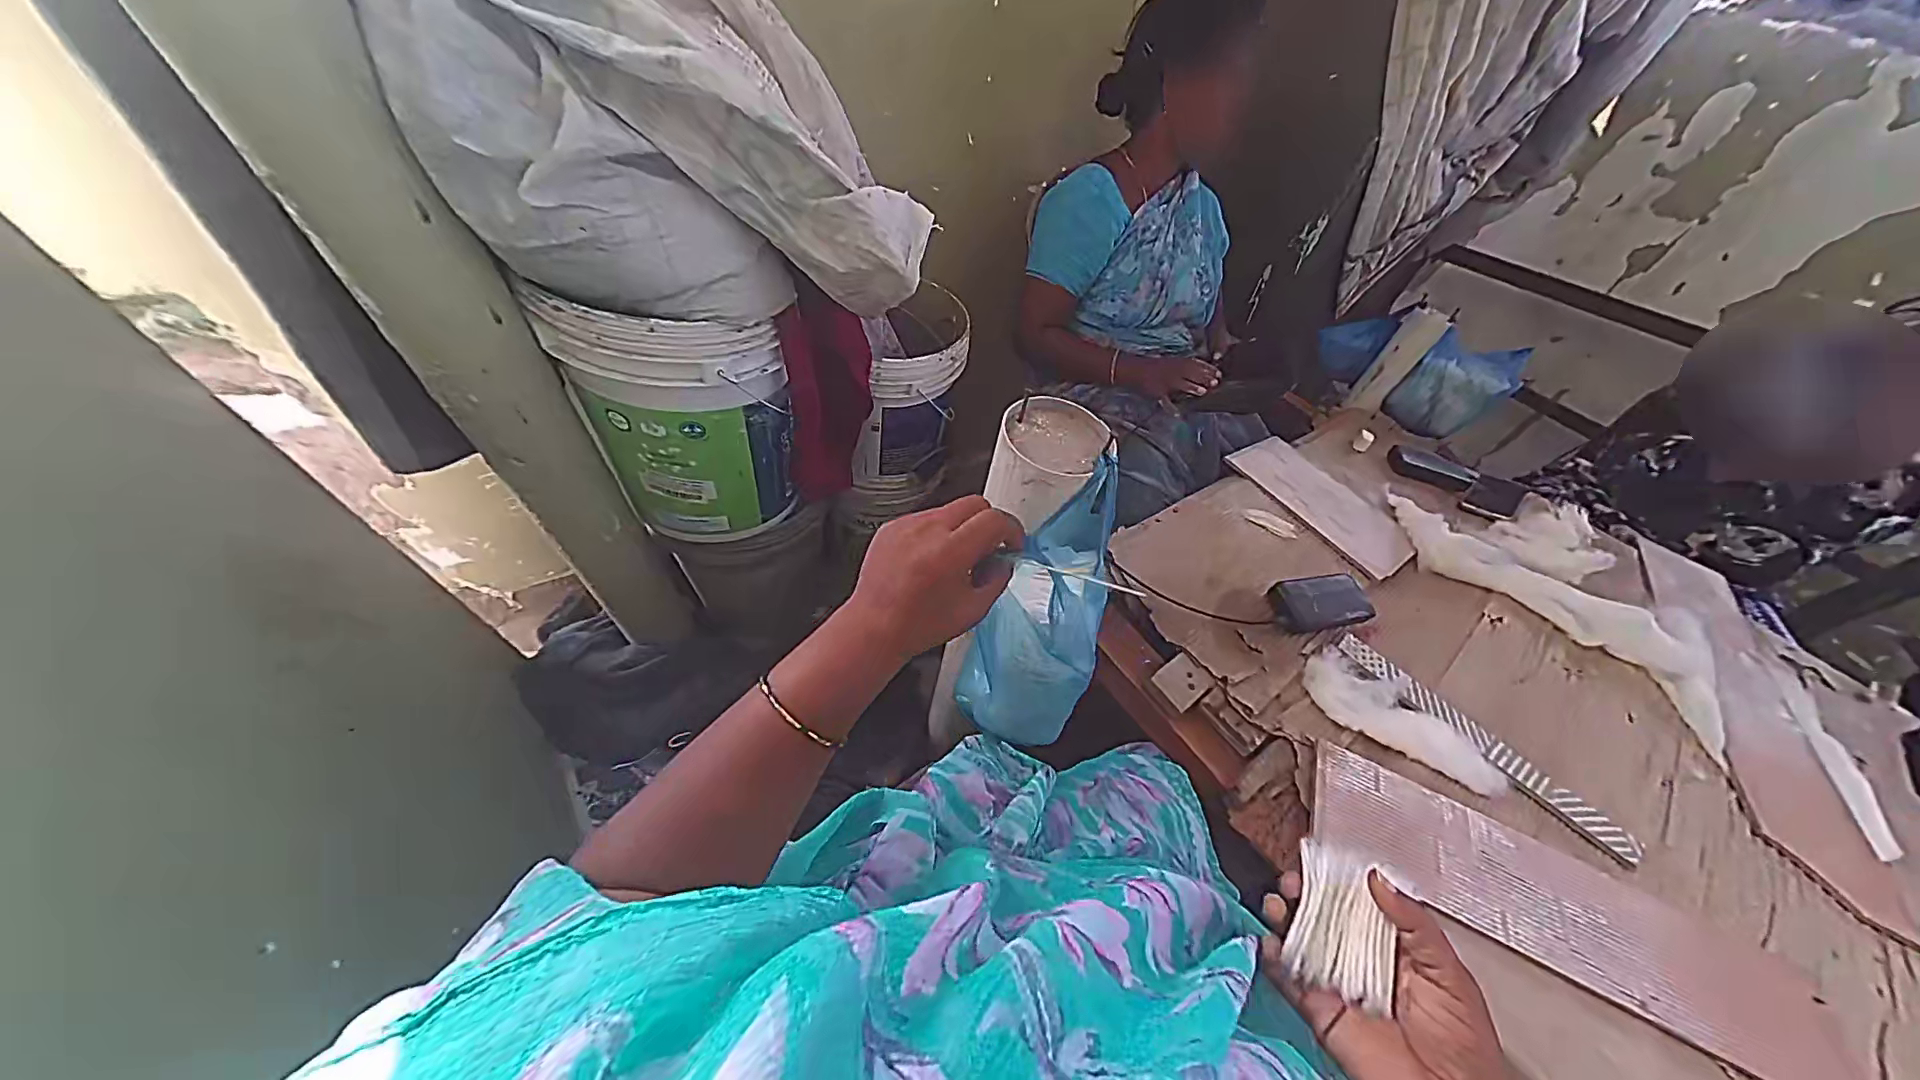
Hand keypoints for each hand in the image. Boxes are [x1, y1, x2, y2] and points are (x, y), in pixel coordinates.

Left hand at [838, 495, 1024, 660]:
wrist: (874, 628)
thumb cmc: (917, 625)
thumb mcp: (973, 610)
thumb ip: (997, 579)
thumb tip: (1004, 561)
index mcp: (950, 551)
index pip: (994, 519)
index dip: (1012, 530)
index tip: (1012, 543)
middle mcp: (927, 531)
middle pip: (975, 504)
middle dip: (990, 523)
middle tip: (990, 547)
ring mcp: (907, 526)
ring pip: (950, 509)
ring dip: (962, 528)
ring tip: (956, 560)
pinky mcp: (892, 527)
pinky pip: (925, 518)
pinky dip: (936, 533)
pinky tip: (932, 559)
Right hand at [1121, 354, 1221, 401]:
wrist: (1134, 369)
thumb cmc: (1153, 366)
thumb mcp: (1170, 362)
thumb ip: (1183, 366)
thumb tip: (1200, 370)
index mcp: (1177, 363)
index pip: (1196, 364)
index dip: (1208, 368)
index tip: (1219, 372)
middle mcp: (1173, 371)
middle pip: (1192, 374)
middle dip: (1204, 378)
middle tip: (1215, 382)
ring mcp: (1166, 382)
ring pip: (1182, 384)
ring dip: (1193, 388)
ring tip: (1203, 392)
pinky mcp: (1158, 392)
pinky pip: (1166, 401)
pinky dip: (1171, 409)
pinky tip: (1177, 414)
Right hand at [1259, 870, 1505, 1079]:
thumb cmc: (1464, 1045)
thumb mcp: (1449, 975)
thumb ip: (1416, 925)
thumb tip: (1378, 879)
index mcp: (1389, 944)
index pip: (1354, 902)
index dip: (1333, 880)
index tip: (1317, 860)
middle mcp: (1357, 957)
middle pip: (1319, 914)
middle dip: (1300, 893)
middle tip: (1292, 882)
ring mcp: (1334, 980)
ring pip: (1296, 938)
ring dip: (1280, 916)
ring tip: (1276, 905)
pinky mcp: (1317, 1006)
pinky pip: (1286, 977)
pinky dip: (1271, 957)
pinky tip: (1270, 942)